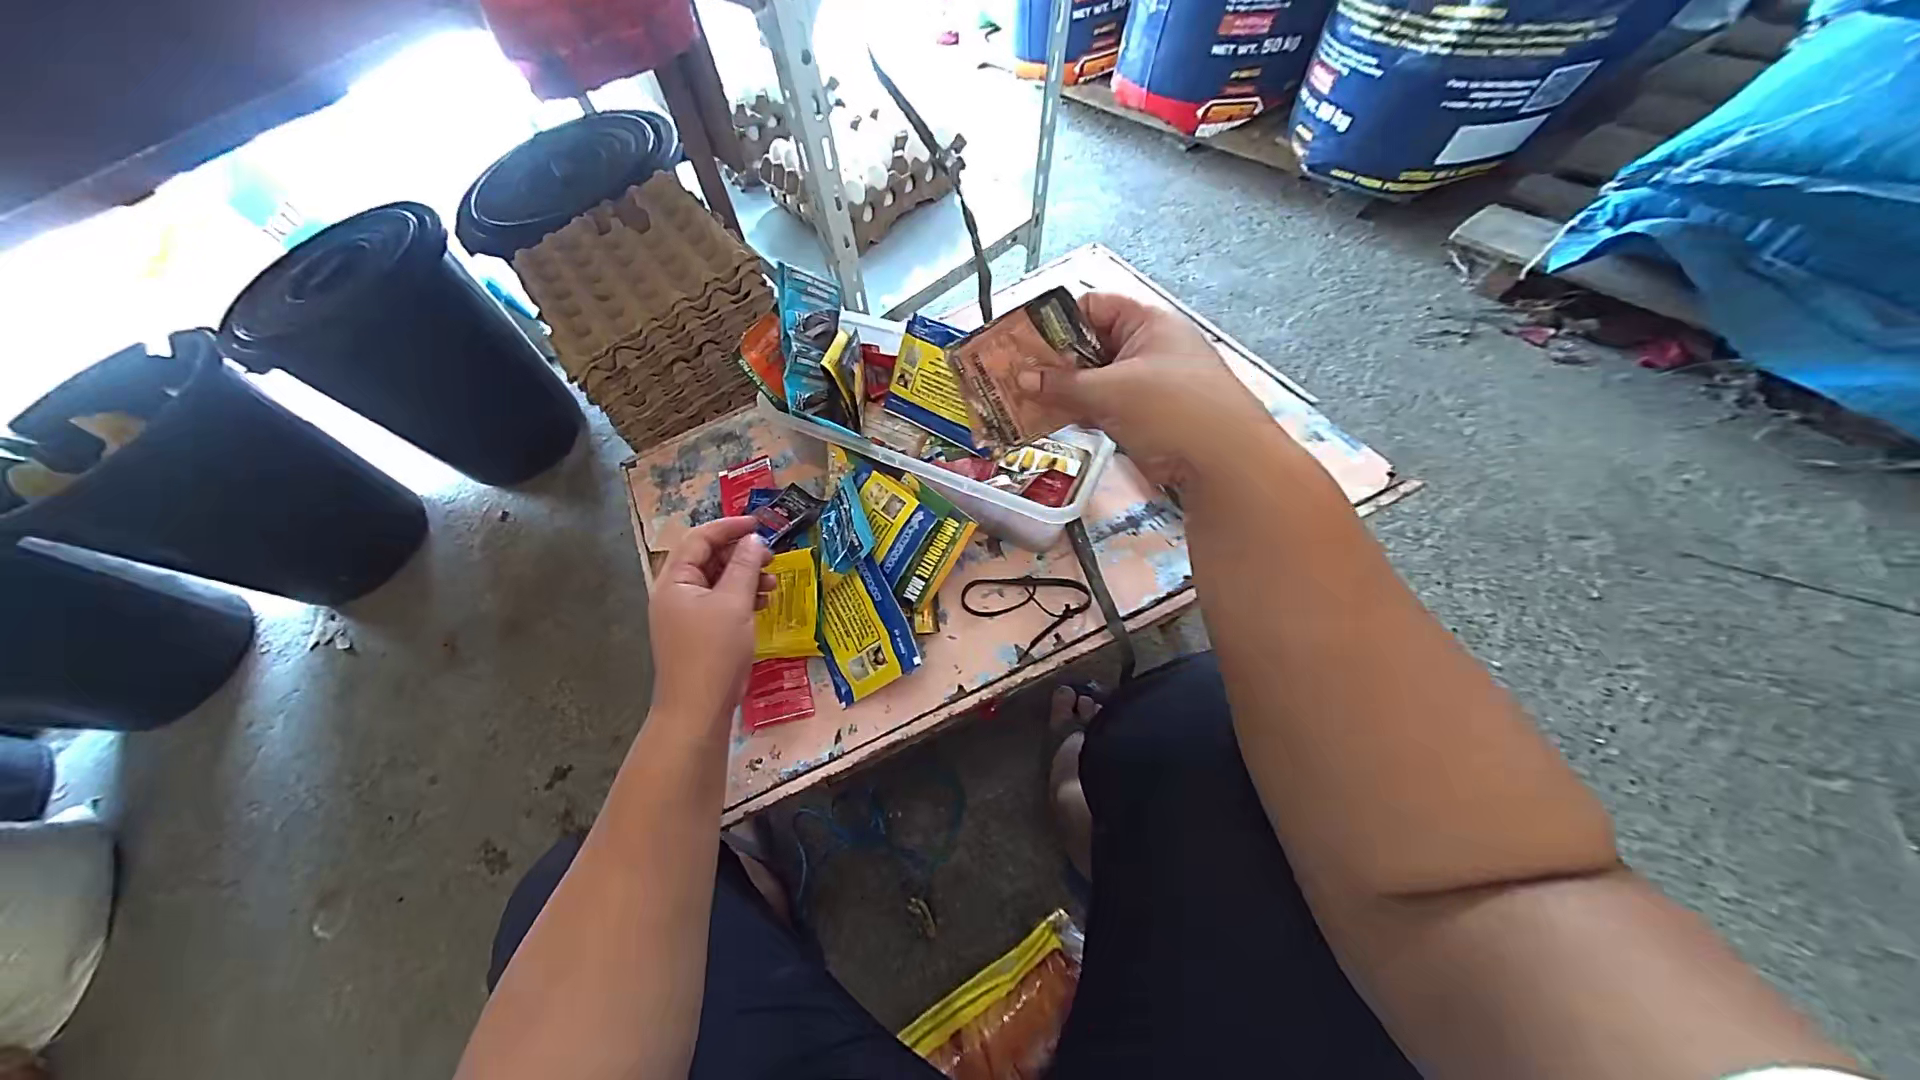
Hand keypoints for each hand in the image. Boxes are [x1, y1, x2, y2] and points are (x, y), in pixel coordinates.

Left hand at [648, 516, 775, 726]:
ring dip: (745, 576)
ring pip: (717, 581)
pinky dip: (742, 597)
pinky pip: (721, 602)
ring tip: (773, 583)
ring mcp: (686, 614)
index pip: (699, 539)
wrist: (697, 709)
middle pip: (708, 558)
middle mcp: (675, 592)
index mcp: (674, 580)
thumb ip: (745, 566)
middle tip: (771, 557)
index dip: (729, 527)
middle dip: (741, 554)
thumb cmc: (714, 651)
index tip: (760, 524)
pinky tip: (763, 603)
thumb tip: (754, 540)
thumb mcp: (734, 603)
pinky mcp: (699, 631)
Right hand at [1013, 292, 1275, 488]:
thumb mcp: (1112, 390)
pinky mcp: (1140, 417)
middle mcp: (1144, 348)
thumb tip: (1022, 378)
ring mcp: (1143, 385)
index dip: (1055, 321)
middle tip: (1012, 376)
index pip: (1090, 307)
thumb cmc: (1173, 409)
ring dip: (1060, 391)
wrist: (1222, 462)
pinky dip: (1076, 413)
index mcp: (1146, 322)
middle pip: (1087, 346)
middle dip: (1051, 362)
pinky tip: (1047, 421)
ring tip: (1019, 401)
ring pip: (1091, 380)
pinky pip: (1099, 407)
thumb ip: (1063, 384)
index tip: (1020, 342)